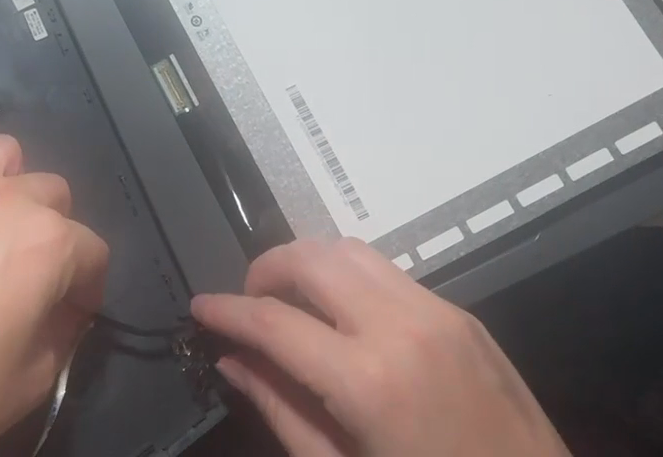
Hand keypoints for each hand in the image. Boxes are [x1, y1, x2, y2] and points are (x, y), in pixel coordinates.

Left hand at [0, 124, 110, 456]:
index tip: (70, 314)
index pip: (94, 251)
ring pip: (5, 154)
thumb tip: (66, 307)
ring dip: (9, 188)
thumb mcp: (31, 382)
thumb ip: (64, 330)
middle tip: (25, 278)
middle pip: (54, 194)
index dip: (88, 287)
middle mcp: (7, 197)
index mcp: (48, 245)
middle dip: (53, 236)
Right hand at [192, 238, 567, 456]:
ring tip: (290, 301)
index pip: (273, 322)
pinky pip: (389, 273)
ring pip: (350, 250)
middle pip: (312, 259)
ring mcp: (439, 314)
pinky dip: (349, 278)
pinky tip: (343, 317)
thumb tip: (232, 359)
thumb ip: (282, 412)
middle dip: (265, 269)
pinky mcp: (463, 316)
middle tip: (247, 304)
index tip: (198, 308)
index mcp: (369, 381)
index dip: (226, 311)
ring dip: (307, 263)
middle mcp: (402, 326)